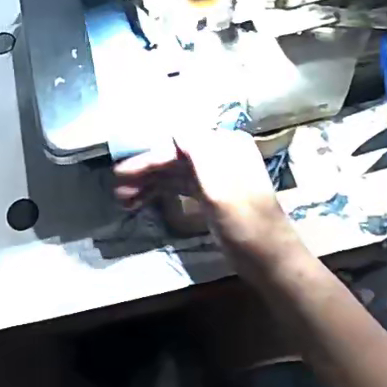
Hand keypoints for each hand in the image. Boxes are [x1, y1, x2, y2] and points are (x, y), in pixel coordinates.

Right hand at [112, 130, 299, 265]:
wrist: (269, 260)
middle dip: (145, 172)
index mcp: (226, 146)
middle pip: (174, 157)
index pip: (178, 144)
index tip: (121, 172)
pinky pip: (180, 186)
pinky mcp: (211, 195)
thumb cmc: (247, 224)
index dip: (149, 157)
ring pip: (174, 173)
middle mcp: (220, 154)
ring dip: (149, 184)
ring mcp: (215, 175)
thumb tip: (176, 126)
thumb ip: (199, 155)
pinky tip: (140, 202)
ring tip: (123, 201)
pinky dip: (160, 192)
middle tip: (117, 189)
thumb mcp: (222, 190)